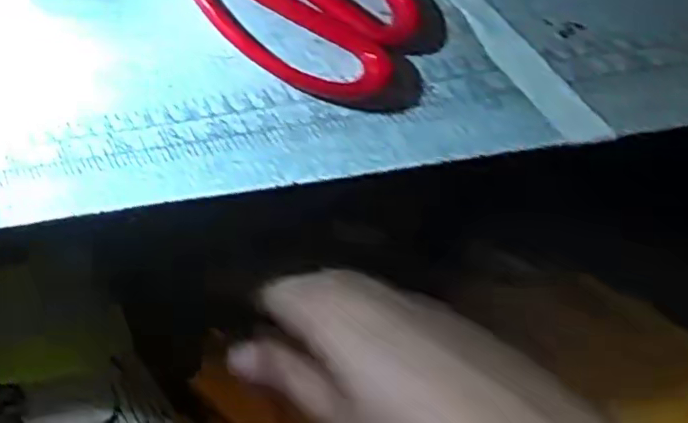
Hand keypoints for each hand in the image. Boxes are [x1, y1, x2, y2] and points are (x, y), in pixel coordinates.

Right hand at [228, 270, 605, 422]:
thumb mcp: (341, 416)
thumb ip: (285, 375)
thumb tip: (237, 351)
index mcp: (318, 295)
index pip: (257, 286)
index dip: (246, 313)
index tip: (243, 340)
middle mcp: (355, 279)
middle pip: (302, 286)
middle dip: (292, 319)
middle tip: (290, 362)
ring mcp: (406, 292)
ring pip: (347, 297)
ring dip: (336, 326)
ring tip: (344, 373)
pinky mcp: (450, 315)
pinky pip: (392, 312)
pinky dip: (381, 333)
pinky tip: (397, 374)